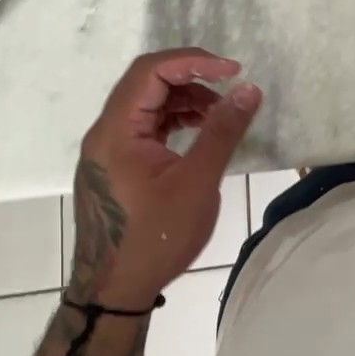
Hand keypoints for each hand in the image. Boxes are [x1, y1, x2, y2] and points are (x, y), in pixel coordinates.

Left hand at [68, 48, 261, 308]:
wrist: (112, 294)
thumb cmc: (155, 238)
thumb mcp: (197, 182)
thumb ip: (222, 131)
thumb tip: (248, 89)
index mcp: (116, 132)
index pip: (150, 72)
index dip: (193, 61)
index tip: (233, 70)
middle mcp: (106, 133)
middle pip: (146, 83)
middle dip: (191, 76)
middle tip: (230, 83)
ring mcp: (108, 151)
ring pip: (147, 104)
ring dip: (186, 98)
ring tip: (221, 112)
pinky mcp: (117, 166)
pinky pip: (146, 126)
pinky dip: (176, 119)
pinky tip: (201, 131)